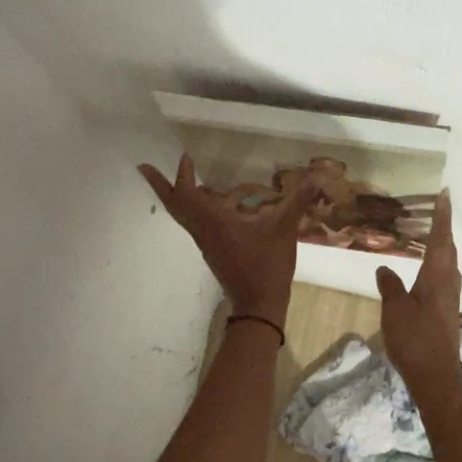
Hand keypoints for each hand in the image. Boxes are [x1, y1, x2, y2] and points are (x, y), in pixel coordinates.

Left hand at [140, 155, 315, 324]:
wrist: (258, 304)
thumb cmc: (267, 265)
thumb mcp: (284, 230)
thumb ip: (297, 202)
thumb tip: (316, 177)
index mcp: (214, 223)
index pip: (187, 194)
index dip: (183, 175)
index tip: (184, 156)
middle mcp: (204, 231)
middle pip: (175, 205)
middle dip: (161, 185)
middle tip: (145, 168)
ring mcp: (207, 243)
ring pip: (186, 216)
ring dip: (185, 196)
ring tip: (194, 180)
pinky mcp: (215, 251)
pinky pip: (200, 224)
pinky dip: (203, 209)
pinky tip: (226, 206)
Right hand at [375, 189, 461, 385]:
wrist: (435, 376)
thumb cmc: (414, 339)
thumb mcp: (395, 309)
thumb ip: (390, 285)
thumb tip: (384, 267)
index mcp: (437, 276)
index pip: (441, 238)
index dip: (442, 216)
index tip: (446, 194)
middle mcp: (448, 283)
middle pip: (449, 249)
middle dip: (444, 229)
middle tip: (437, 210)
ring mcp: (450, 299)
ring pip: (448, 265)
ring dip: (442, 247)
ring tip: (431, 236)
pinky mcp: (447, 312)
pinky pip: (444, 279)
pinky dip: (438, 265)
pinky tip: (427, 272)